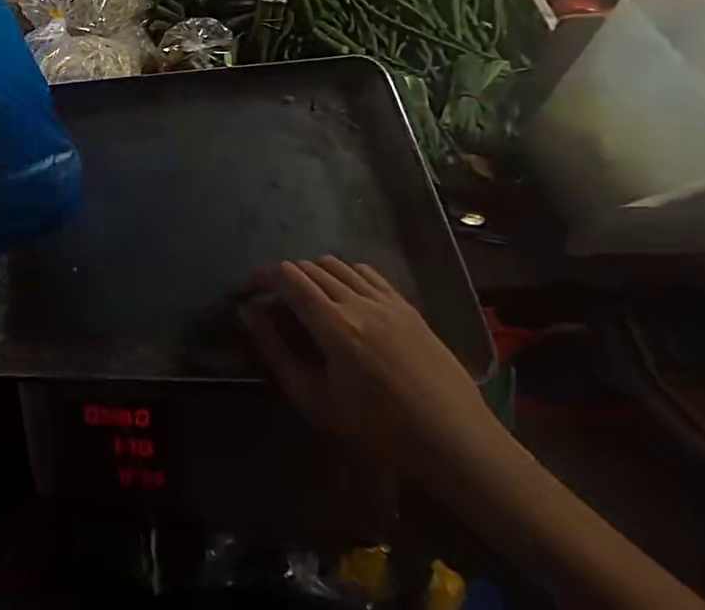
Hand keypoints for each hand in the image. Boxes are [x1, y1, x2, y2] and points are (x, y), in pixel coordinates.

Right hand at [242, 257, 495, 470]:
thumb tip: (250, 314)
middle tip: (273, 296)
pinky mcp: (408, 306)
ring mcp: (388, 301)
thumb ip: (277, 354)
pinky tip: (344, 295)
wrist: (454, 440)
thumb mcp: (316, 402)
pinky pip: (368, 273)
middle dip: (286, 275)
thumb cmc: (379, 431)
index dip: (265, 276)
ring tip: (305, 295)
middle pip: (312, 266)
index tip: (251, 288)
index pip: (291, 278)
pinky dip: (345, 274)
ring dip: (313, 271)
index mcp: (335, 325)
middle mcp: (360, 301)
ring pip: (339, 265)